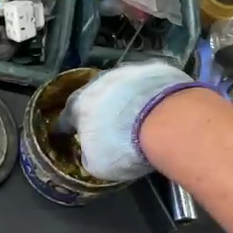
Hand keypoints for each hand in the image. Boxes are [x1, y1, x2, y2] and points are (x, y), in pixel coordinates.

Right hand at [57, 61, 197, 182]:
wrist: (167, 121)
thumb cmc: (124, 147)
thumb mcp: (98, 165)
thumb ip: (89, 156)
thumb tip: (91, 153)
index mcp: (78, 107)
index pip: (65, 119)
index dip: (67, 129)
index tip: (68, 135)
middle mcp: (97, 84)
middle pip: (93, 97)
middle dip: (98, 110)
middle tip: (109, 126)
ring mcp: (127, 72)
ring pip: (120, 86)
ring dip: (124, 99)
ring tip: (137, 115)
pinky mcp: (154, 67)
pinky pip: (146, 82)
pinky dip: (148, 93)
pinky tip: (159, 107)